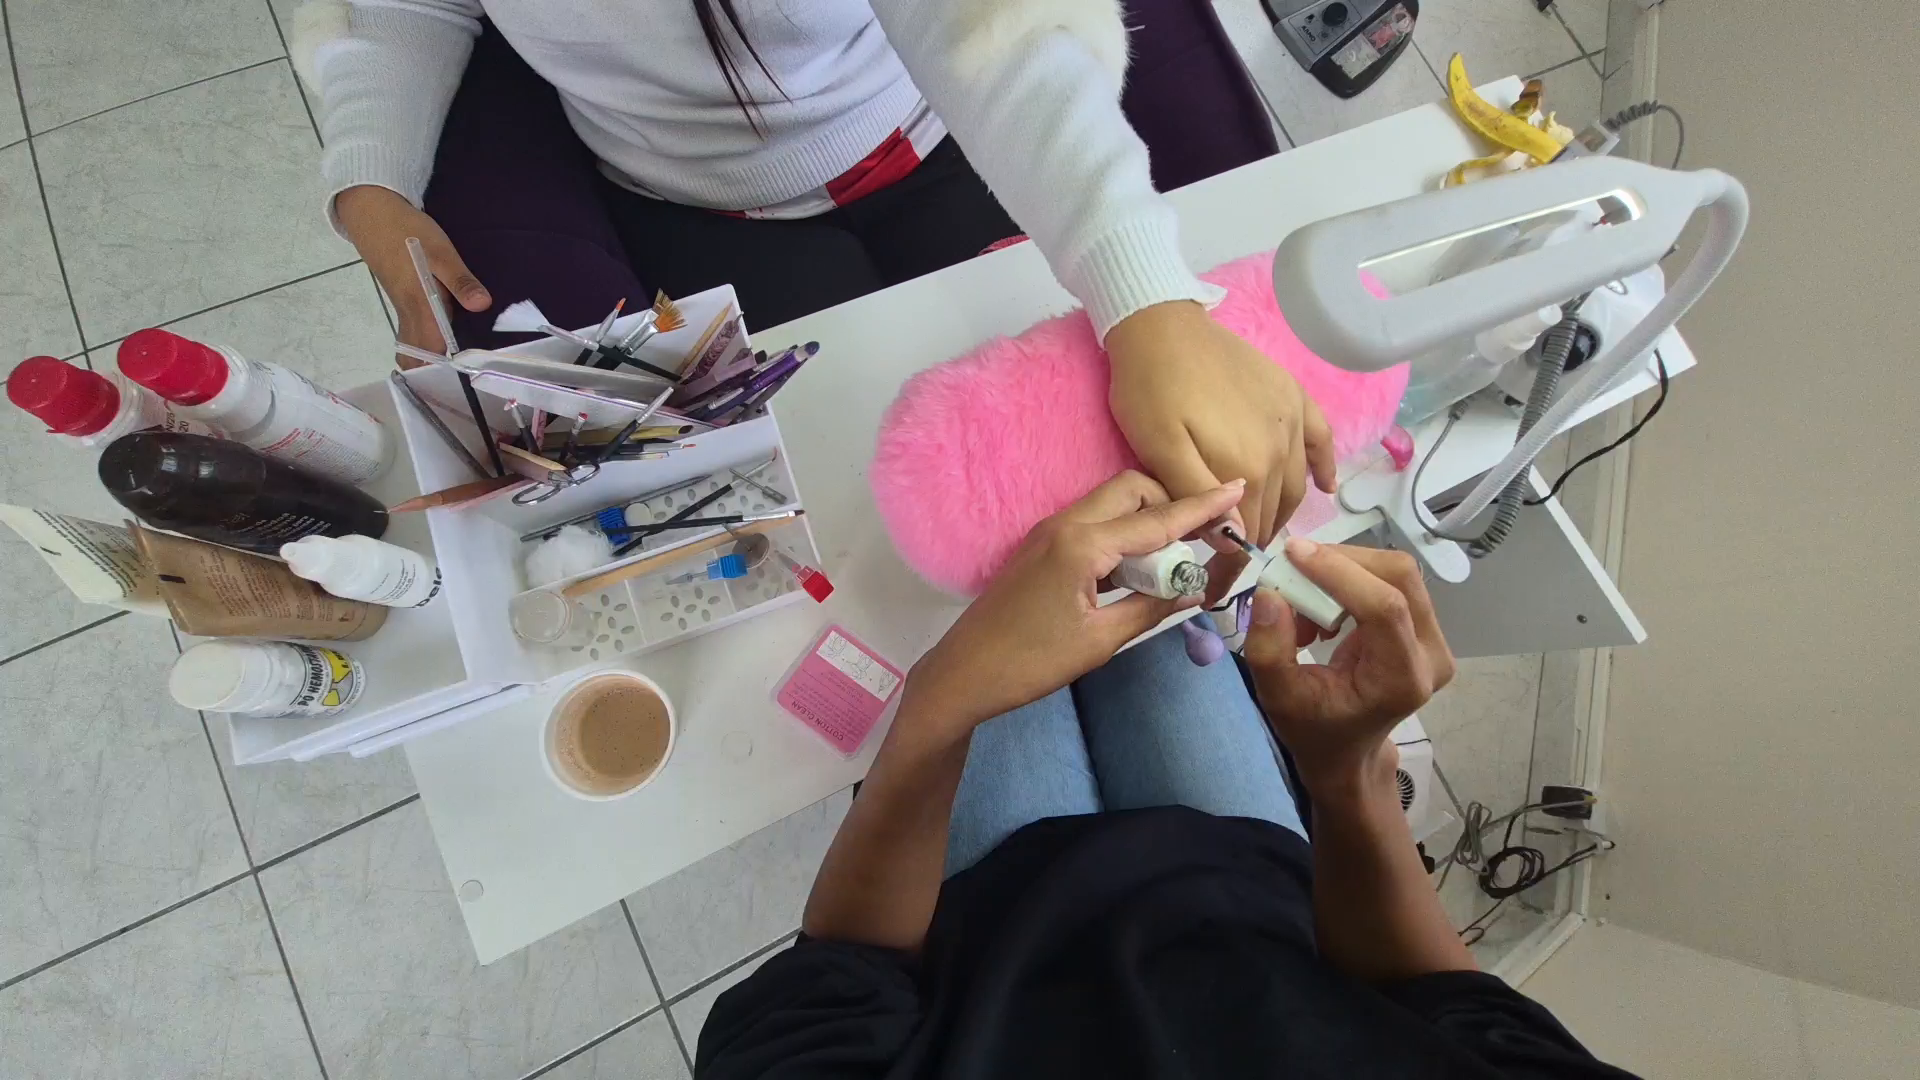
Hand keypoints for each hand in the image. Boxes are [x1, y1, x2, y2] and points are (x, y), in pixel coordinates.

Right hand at [334, 185, 490, 367]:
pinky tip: (452, 348)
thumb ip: (461, 280)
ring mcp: (404, 307)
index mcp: (419, 304)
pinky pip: (415, 332)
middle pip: (418, 354)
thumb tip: (481, 305)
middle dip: (435, 374)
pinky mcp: (405, 301)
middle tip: (465, 387)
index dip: (445, 369)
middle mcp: (409, 312)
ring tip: (461, 375)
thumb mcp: (441, 251)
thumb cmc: (407, 230)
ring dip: (432, 361)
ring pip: (415, 344)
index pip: (431, 348)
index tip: (464, 384)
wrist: (370, 211)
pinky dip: (429, 345)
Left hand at [910, 470, 1246, 727]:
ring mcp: (1049, 532)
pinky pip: (1092, 524)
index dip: (1202, 506)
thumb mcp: (1100, 640)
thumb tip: (1193, 588)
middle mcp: (1065, 524)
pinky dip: (1121, 535)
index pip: (1157, 518)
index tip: (1238, 487)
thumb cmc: (1032, 662)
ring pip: (1110, 504)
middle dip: (1170, 502)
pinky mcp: (1041, 547)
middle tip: (1201, 538)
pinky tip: (1136, 567)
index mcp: (1083, 544)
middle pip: (1131, 490)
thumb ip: (1151, 607)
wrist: (965, 671)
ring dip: (1146, 519)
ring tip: (1175, 556)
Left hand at [1104, 300, 1336, 547]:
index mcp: (1247, 467)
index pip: (1247, 534)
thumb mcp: (1159, 451)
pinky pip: (1322, 439)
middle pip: (1273, 512)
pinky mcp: (1293, 396)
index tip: (1212, 588)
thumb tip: (1232, 539)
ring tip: (1259, 535)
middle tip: (1228, 567)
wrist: (1160, 327)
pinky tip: (1327, 486)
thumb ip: (1196, 497)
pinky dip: (1326, 466)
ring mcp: (1293, 420)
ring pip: (1297, 485)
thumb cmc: (1148, 392)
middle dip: (1253, 544)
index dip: (1230, 566)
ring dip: (1281, 515)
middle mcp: (1281, 448)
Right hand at [1241, 539, 1454, 786]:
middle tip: (1290, 571)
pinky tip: (1319, 607)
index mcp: (1400, 679)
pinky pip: (1388, 581)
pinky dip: (1346, 579)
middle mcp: (1430, 655)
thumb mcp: (1277, 697)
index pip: (1384, 607)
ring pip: (1395, 572)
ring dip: (1340, 569)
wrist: (1346, 751)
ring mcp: (1433, 639)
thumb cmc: (1312, 729)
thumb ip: (1268, 648)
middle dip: (1339, 561)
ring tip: (1301, 599)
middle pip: (1398, 577)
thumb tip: (1269, 592)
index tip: (1291, 552)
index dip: (1339, 572)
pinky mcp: (1422, 627)